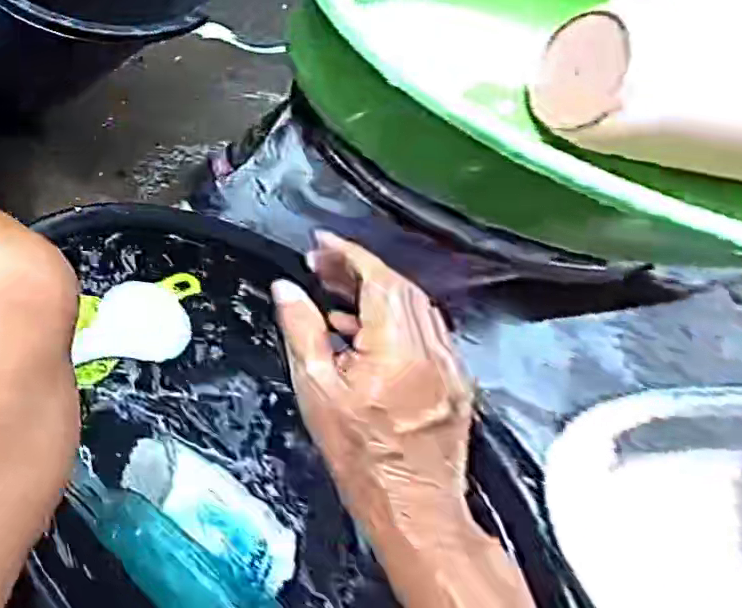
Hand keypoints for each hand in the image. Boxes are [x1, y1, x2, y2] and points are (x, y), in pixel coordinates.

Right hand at [272, 233, 473, 549]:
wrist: (408, 499)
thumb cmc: (357, 447)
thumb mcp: (312, 382)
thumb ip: (300, 327)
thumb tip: (287, 289)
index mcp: (400, 353)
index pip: (383, 284)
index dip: (351, 255)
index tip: (322, 242)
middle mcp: (435, 358)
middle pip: (404, 291)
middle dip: (359, 267)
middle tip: (319, 260)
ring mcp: (451, 371)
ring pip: (418, 309)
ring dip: (376, 288)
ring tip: (332, 286)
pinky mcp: (453, 384)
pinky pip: (424, 332)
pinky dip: (390, 314)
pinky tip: (356, 324)